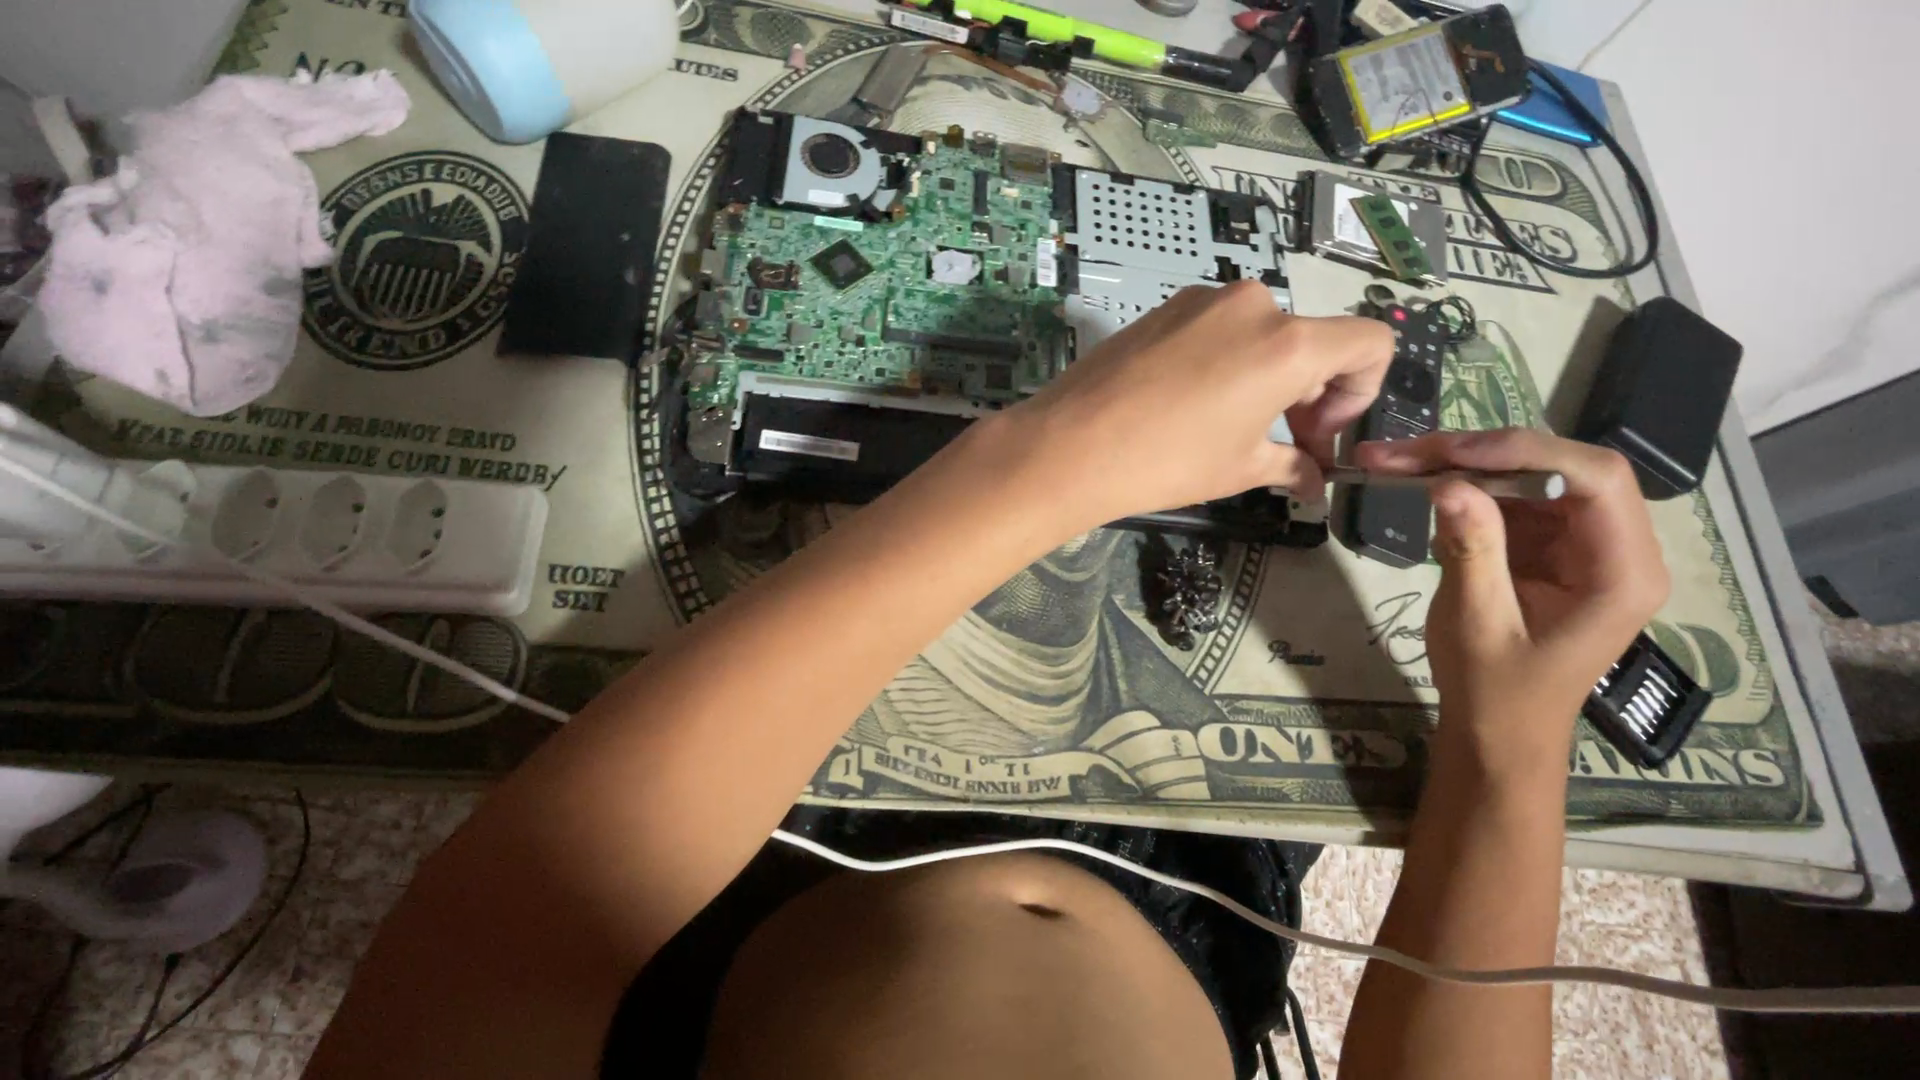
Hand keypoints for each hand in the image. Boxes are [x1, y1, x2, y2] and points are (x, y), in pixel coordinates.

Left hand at [1000, 281, 1392, 529]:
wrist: (1070, 445)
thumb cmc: (1167, 460)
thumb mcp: (1239, 469)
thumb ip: (1291, 465)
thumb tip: (1312, 479)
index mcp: (1289, 342)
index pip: (1370, 343)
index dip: (1360, 393)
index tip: (1316, 432)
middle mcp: (1253, 305)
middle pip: (1312, 340)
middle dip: (1308, 392)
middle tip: (1279, 442)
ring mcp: (1203, 301)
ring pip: (1262, 334)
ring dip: (1265, 376)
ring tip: (1228, 426)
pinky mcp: (1164, 308)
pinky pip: (1218, 329)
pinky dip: (1225, 361)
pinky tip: (1189, 404)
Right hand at [1355, 429, 1669, 768]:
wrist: (1496, 733)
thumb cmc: (1497, 692)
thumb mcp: (1479, 624)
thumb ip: (1472, 550)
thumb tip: (1447, 483)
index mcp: (1621, 571)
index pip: (1596, 479)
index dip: (1525, 452)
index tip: (1450, 454)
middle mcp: (1610, 545)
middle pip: (1556, 468)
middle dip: (1479, 453)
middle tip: (1403, 453)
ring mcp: (1575, 543)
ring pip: (1525, 477)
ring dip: (1460, 466)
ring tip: (1394, 462)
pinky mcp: (1542, 547)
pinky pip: (1507, 499)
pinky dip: (1459, 488)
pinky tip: (1415, 485)